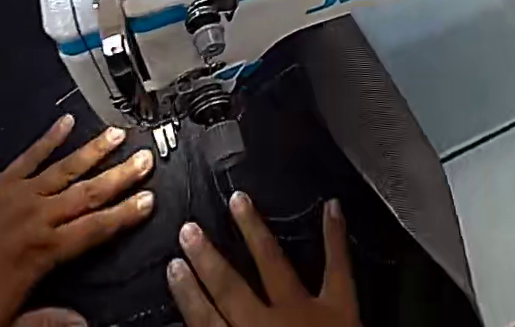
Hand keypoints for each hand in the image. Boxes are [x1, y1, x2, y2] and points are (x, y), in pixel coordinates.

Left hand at [0, 113, 156, 325]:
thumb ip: (47, 323)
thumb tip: (84, 324)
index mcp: (41, 252)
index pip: (95, 229)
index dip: (125, 214)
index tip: (147, 199)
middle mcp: (34, 217)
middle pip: (88, 192)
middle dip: (120, 175)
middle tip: (145, 158)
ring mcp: (16, 196)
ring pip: (65, 168)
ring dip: (93, 151)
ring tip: (116, 134)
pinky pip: (29, 157)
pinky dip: (49, 139)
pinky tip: (64, 124)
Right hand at [167, 192, 358, 326]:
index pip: (206, 323)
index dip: (189, 295)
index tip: (174, 268)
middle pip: (230, 287)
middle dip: (207, 258)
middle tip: (190, 228)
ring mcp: (304, 313)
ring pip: (272, 263)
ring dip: (253, 230)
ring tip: (239, 200)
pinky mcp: (340, 309)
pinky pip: (337, 267)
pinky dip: (335, 235)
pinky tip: (332, 206)